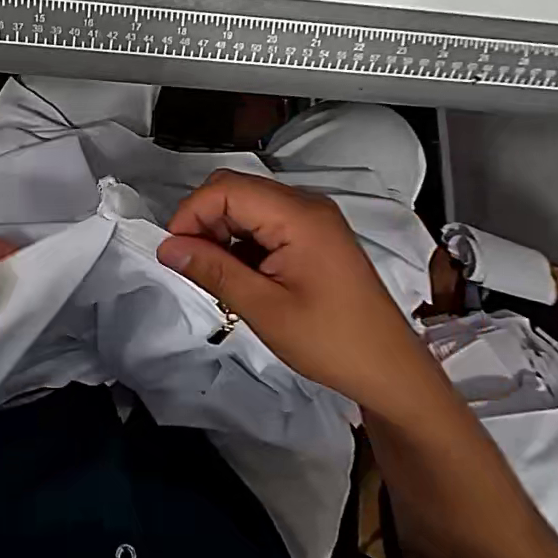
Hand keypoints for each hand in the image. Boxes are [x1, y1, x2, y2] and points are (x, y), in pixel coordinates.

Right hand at [156, 170, 419, 402]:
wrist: (388, 369)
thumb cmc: (332, 341)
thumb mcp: (263, 308)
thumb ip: (213, 270)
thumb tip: (168, 247)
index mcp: (299, 216)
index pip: (225, 188)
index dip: (191, 213)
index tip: (175, 250)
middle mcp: (307, 206)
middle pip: (235, 190)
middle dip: (203, 221)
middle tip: (192, 263)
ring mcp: (313, 219)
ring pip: (246, 206)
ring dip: (221, 233)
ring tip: (216, 275)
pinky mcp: (313, 236)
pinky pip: (264, 223)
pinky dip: (241, 242)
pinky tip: (240, 275)